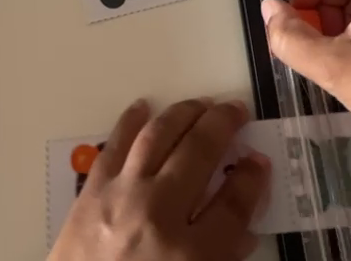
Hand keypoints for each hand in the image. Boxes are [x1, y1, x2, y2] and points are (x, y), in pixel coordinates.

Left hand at [49, 97, 270, 260]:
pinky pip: (115, 144)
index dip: (252, 179)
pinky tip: (145, 107)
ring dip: (184, 113)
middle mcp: (158, 214)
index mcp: (190, 256)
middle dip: (223, 124)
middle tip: (236, 110)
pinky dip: (131, 120)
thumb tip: (243, 226)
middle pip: (199, 151)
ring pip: (159, 135)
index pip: (234, 204)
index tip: (259, 162)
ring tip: (201, 104)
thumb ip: (221, 258)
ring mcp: (121, 196)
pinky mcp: (91, 191)